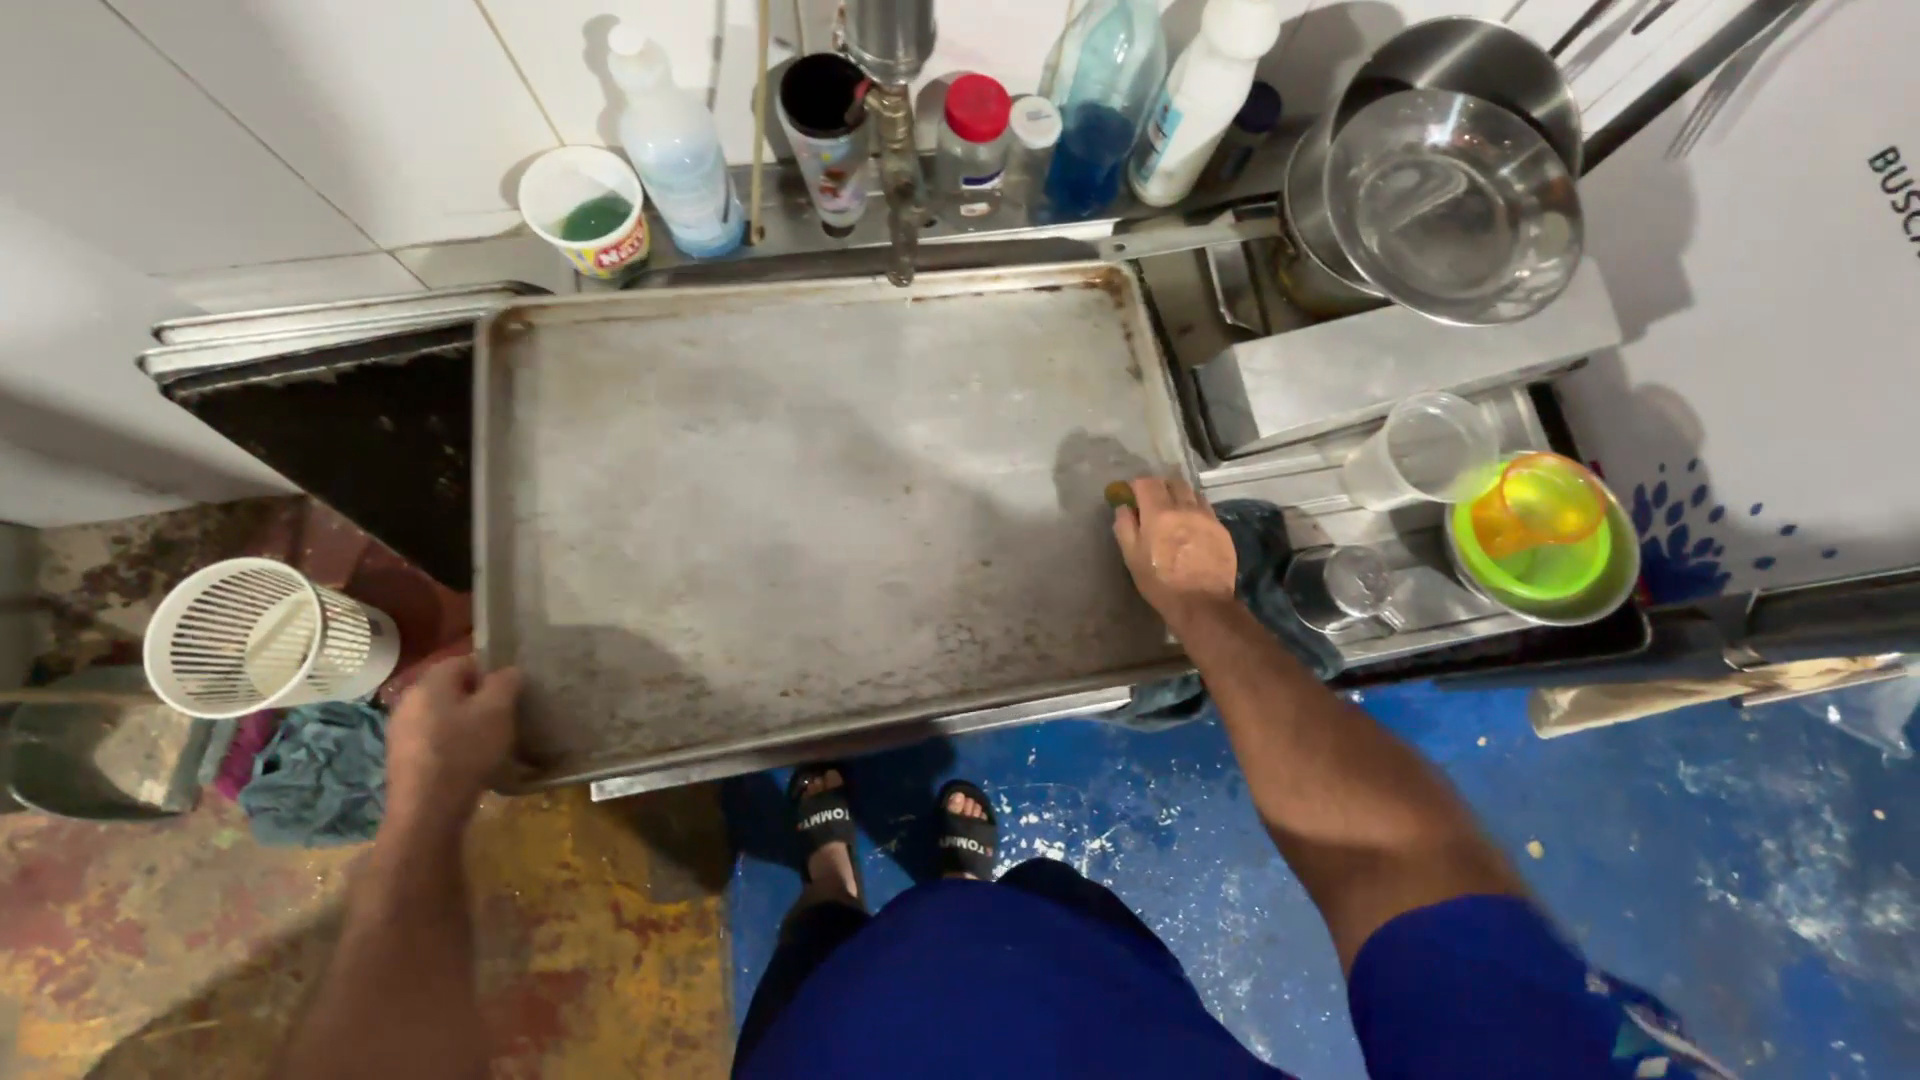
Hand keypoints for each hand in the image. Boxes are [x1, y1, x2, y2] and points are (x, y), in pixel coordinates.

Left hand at [385, 655, 521, 827]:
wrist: (428, 808)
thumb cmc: (466, 750)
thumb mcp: (498, 711)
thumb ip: (505, 682)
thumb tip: (508, 671)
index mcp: (429, 684)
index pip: (463, 661)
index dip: (490, 671)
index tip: (510, 692)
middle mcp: (408, 701)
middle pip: (450, 688)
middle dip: (477, 697)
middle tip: (503, 715)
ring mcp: (400, 730)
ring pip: (441, 713)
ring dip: (464, 720)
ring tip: (488, 739)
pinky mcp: (401, 756)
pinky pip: (432, 736)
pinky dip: (451, 741)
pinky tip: (467, 759)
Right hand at [1111, 476, 1237, 633]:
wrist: (1202, 603)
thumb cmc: (1160, 583)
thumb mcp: (1132, 558)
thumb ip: (1125, 527)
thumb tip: (1123, 507)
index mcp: (1159, 513)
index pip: (1147, 482)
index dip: (1137, 486)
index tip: (1132, 495)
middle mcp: (1185, 508)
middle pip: (1173, 482)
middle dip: (1160, 487)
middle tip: (1153, 502)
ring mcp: (1207, 517)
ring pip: (1192, 493)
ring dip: (1180, 496)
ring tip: (1174, 513)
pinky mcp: (1222, 529)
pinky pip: (1206, 509)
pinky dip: (1195, 511)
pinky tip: (1191, 528)